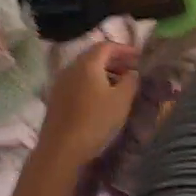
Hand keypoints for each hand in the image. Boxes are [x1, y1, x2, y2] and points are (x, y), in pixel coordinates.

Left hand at [37, 42, 140, 168]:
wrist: (61, 149)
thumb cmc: (95, 121)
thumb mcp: (121, 101)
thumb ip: (131, 81)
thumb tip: (133, 72)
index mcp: (87, 63)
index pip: (106, 46)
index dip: (124, 49)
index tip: (139, 57)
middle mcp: (71, 68)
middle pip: (94, 56)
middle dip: (115, 61)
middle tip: (132, 70)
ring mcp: (61, 83)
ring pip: (85, 70)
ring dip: (104, 73)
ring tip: (120, 86)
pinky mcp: (56, 98)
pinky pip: (78, 82)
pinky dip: (92, 83)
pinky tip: (101, 99)